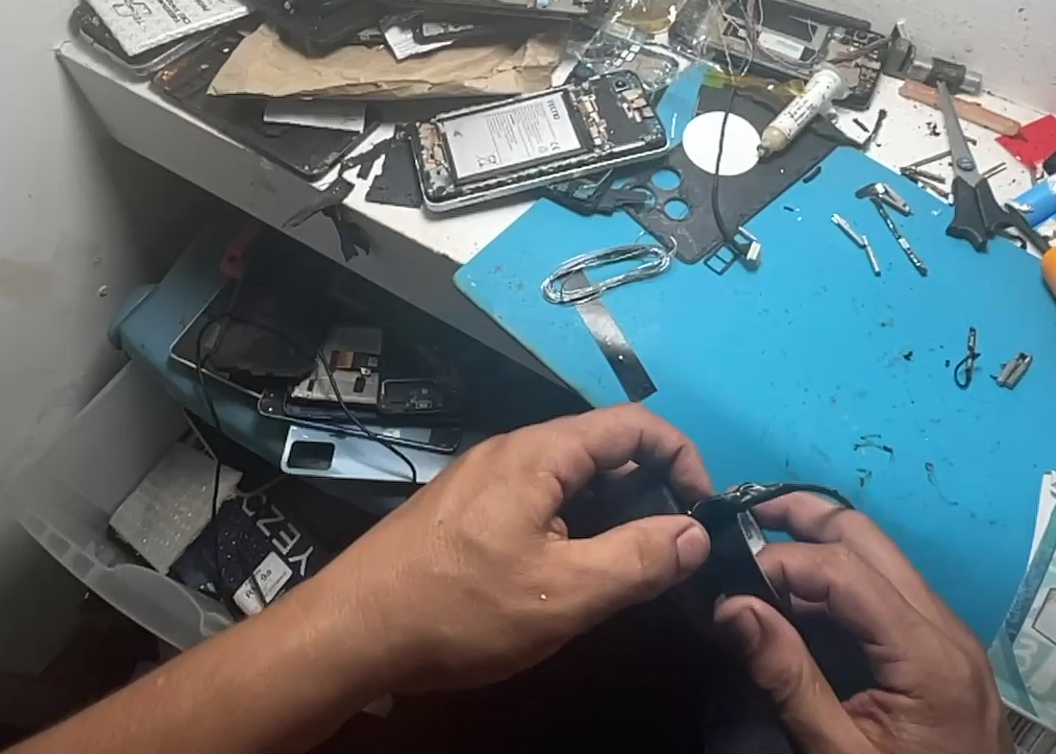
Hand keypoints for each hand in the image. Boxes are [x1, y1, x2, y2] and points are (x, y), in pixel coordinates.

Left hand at [306, 404, 714, 691]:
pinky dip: (576, 518)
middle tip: (673, 542)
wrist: (353, 630)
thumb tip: (694, 532)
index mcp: (541, 452)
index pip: (631, 425)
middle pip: (602, 446)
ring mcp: (489, 475)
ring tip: (632, 560)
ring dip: (613, 507)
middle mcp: (515, 449)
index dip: (680, 455)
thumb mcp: (563, 593)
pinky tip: (574, 564)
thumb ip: (637, 560)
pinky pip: (541, 495)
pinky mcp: (472, 504)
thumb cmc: (460, 607)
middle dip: (650, 485)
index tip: (702, 506)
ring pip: (571, 474)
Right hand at [714, 495, 1010, 753]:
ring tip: (762, 548)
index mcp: (929, 655)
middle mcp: (945, 626)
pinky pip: (885, 586)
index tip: (731, 582)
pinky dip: (837, 575)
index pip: (843, 568)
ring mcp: (948, 634)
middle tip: (745, 515)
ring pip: (877, 553)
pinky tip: (798, 595)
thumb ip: (788, 681)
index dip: (782, 561)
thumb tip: (730, 605)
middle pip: (866, 536)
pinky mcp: (940, 647)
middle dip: (802, 516)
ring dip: (818, 539)